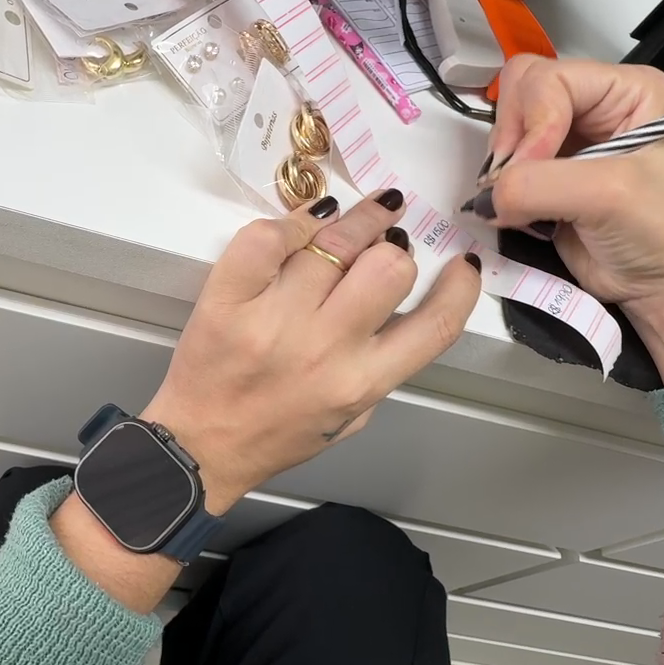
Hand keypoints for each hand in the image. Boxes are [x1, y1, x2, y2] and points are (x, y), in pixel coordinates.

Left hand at [141, 188, 483, 513]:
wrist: (202, 445)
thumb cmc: (279, 433)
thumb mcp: (352, 417)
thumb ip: (384, 366)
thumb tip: (404, 302)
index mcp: (361, 383)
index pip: (436, 325)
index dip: (461, 287)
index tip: (460, 264)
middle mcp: (324, 349)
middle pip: (388, 267)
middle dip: (393, 246)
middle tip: (384, 240)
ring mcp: (273, 320)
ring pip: (333, 242)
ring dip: (353, 221)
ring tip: (351, 219)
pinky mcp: (228, 299)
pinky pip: (268, 237)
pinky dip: (291, 222)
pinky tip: (303, 225)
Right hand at [465, 55, 663, 382]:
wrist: (663, 288)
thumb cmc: (659, 233)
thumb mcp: (606, 194)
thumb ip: (537, 183)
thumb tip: (486, 193)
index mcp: (624, 88)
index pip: (545, 79)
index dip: (531, 124)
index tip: (533, 170)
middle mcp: (592, 105)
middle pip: (517, 94)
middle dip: (511, 141)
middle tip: (516, 185)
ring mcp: (565, 140)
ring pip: (504, 132)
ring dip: (503, 170)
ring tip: (523, 205)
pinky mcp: (544, 176)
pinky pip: (500, 167)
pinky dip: (498, 190)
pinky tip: (518, 213)